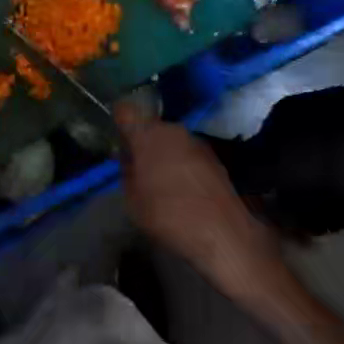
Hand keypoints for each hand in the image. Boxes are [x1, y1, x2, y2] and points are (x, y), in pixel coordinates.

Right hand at [116, 99, 279, 296]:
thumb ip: (126, 172)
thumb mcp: (132, 201)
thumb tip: (129, 158)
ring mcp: (195, 140)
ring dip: (164, 153)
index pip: (126, 111)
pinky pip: (187, 151)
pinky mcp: (213, 154)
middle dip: (143, 142)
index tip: (120, 142)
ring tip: (164, 182)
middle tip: (139, 168)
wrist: (222, 232)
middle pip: (150, 126)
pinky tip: (185, 188)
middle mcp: (172, 130)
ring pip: (170, 139)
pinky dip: (182, 163)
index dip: (120, 123)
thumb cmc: (169, 216)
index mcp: (147, 135)